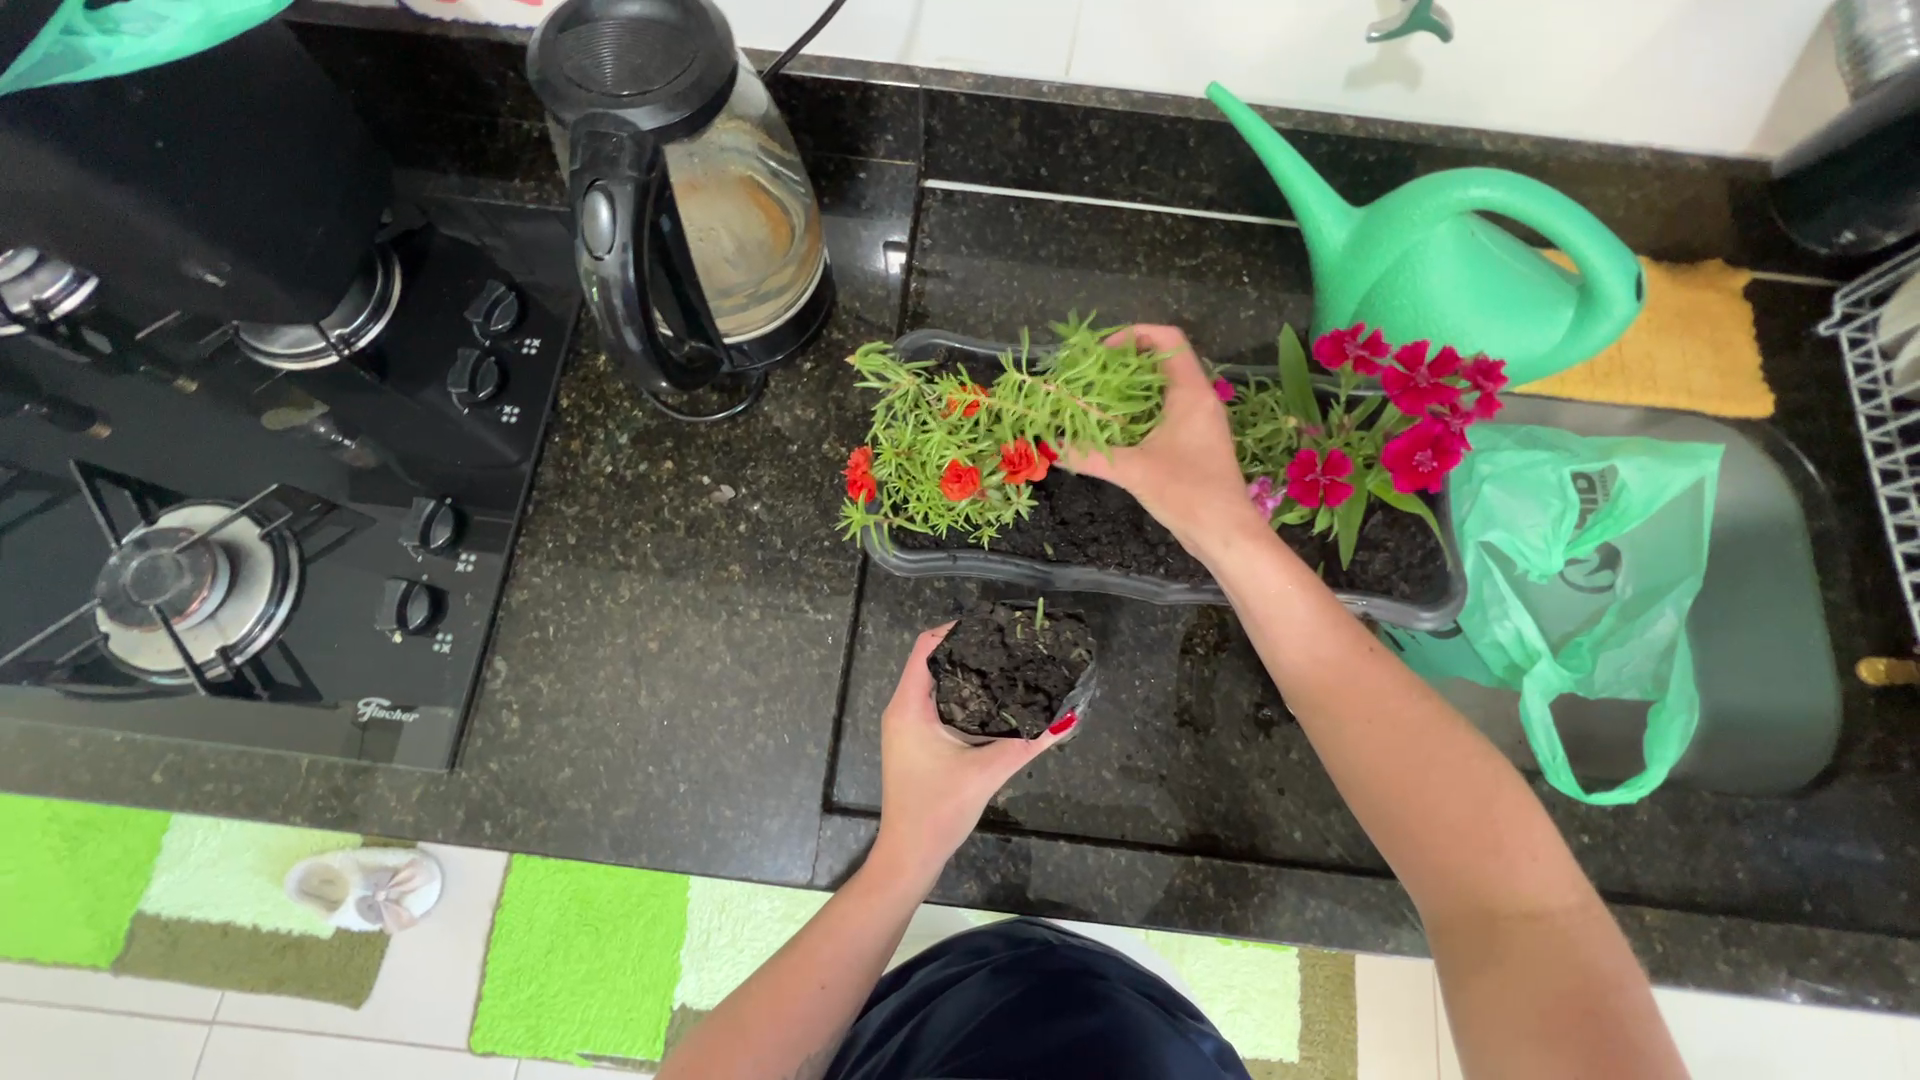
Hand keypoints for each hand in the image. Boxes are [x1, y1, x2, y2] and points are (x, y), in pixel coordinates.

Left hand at [869, 623, 1071, 887]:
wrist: (910, 855)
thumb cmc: (938, 809)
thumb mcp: (986, 772)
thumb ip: (1027, 744)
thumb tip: (1067, 720)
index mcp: (909, 707)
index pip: (925, 648)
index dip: (955, 630)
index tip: (991, 626)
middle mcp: (903, 710)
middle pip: (932, 662)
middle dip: (967, 650)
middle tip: (1007, 644)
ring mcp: (908, 728)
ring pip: (936, 685)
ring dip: (966, 674)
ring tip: (1006, 666)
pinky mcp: (917, 743)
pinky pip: (938, 706)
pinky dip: (963, 697)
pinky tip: (994, 703)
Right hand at [1065, 325, 1266, 555]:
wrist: (1225, 532)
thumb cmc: (1187, 493)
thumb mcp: (1132, 471)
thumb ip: (1089, 456)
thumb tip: (1051, 446)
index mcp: (1191, 393)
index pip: (1168, 339)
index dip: (1133, 335)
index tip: (1101, 353)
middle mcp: (1199, 400)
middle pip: (1162, 361)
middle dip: (1124, 363)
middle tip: (1091, 376)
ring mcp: (1199, 422)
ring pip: (1163, 389)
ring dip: (1130, 391)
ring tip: (1096, 400)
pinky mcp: (1195, 443)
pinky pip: (1165, 413)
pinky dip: (1139, 414)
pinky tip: (1114, 430)